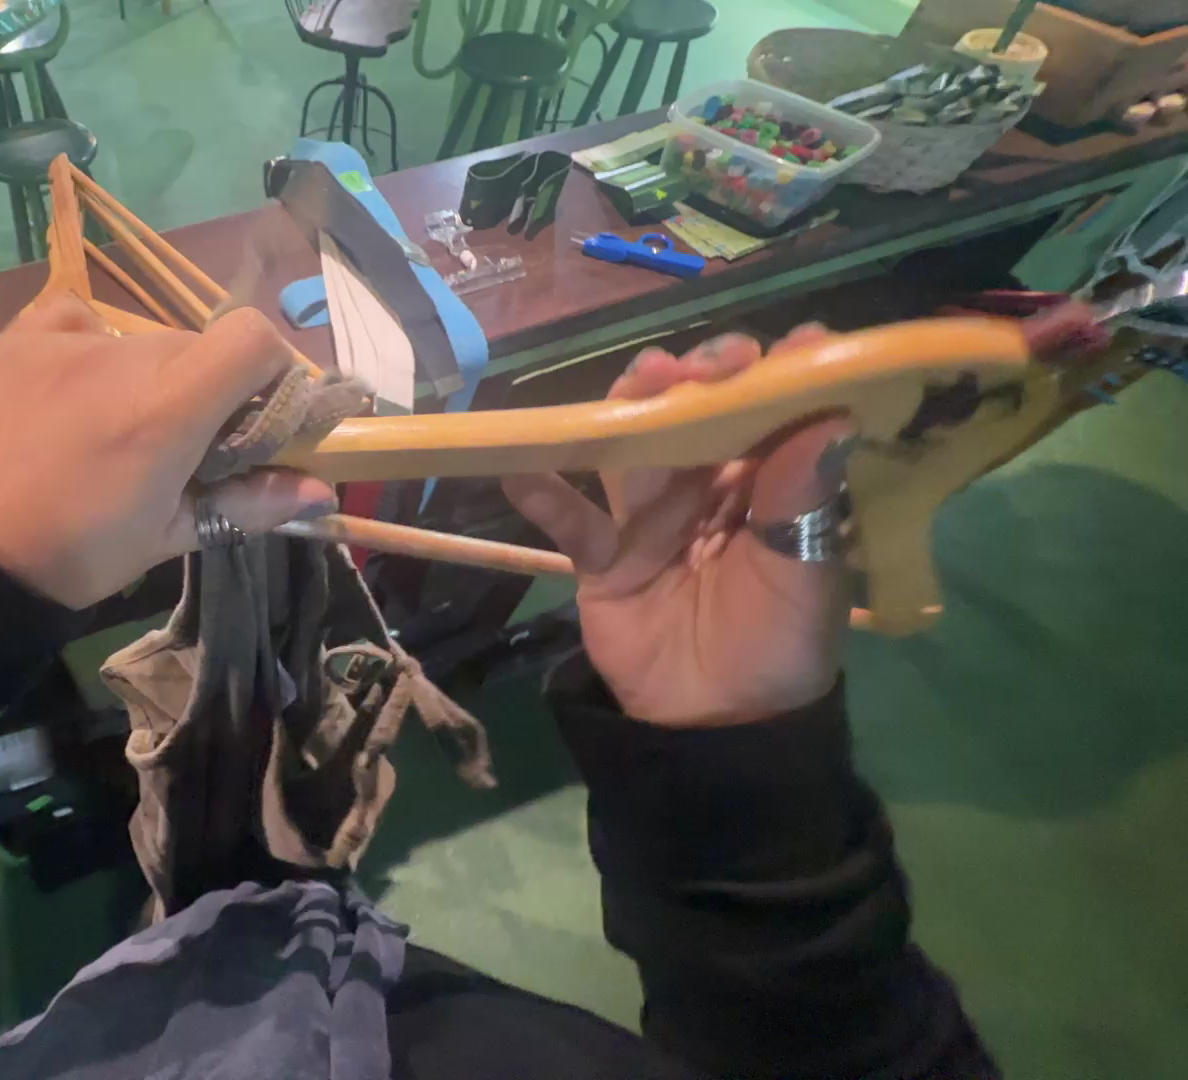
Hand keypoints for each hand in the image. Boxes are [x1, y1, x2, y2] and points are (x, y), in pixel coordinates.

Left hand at [0, 296, 336, 608]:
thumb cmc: (64, 557)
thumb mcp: (161, 540)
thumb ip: (246, 504)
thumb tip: (322, 493)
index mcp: (167, 408)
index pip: (254, 338)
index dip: (271, 373)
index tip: (255, 424)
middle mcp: (124, 353)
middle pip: (200, 344)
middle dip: (209, 389)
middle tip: (179, 449)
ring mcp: (66, 336)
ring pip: (142, 340)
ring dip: (150, 378)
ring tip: (108, 433)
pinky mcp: (18, 333)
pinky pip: (82, 324)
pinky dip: (94, 352)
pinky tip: (68, 395)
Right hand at [503, 327, 851, 726]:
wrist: (708, 720)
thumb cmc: (775, 648)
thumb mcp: (805, 581)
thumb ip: (803, 506)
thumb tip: (825, 420)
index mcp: (768, 493)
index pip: (776, 421)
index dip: (783, 379)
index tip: (793, 345)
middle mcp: (705, 492)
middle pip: (692, 423)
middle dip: (697, 384)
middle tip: (705, 363)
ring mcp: (646, 520)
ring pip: (630, 455)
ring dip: (627, 414)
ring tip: (636, 379)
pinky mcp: (599, 554)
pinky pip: (570, 520)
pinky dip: (544, 496)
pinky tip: (520, 468)